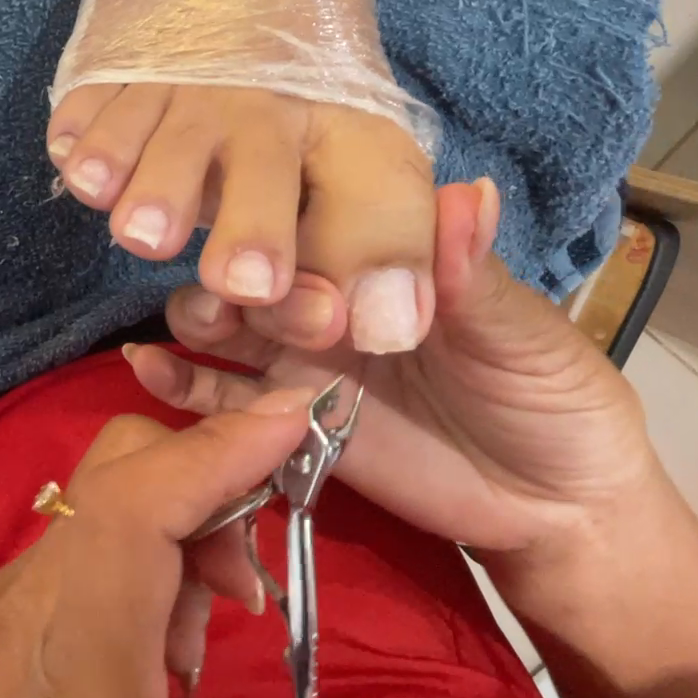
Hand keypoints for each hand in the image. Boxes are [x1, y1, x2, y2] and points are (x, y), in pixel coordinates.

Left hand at [0, 396, 426, 697]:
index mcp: (77, 645)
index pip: (140, 501)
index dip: (218, 449)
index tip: (294, 417)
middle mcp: (33, 593)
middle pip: (120, 472)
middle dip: (212, 491)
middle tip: (250, 596)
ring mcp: (5, 597)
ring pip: (104, 502)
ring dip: (177, 537)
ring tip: (197, 648)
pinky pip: (78, 544)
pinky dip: (137, 565)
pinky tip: (149, 657)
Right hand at [125, 179, 665, 559]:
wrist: (551, 508)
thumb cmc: (552, 400)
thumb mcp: (522, 335)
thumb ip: (470, 276)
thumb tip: (462, 189)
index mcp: (375, 265)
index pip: (313, 224)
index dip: (291, 226)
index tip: (282, 240)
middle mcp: (324, 300)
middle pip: (254, 269)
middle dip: (237, 275)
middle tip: (251, 302)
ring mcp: (295, 358)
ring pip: (222, 324)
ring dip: (199, 316)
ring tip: (200, 325)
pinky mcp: (279, 415)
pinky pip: (216, 394)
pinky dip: (178, 380)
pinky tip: (146, 367)